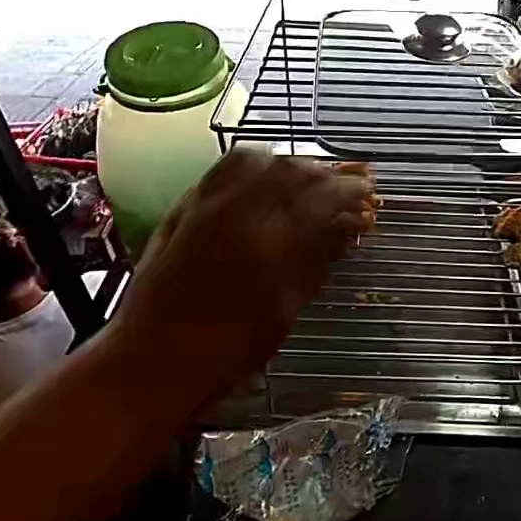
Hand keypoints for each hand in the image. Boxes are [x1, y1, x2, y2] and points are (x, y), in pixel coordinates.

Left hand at [108, 149, 370, 397]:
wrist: (151, 360)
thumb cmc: (227, 349)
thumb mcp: (284, 308)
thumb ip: (315, 261)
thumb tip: (344, 231)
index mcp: (268, 239)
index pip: (320, 196)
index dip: (349, 190)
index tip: (368, 193)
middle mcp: (236, 209)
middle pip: (290, 170)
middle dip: (325, 174)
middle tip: (345, 187)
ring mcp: (205, 203)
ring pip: (256, 160)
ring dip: (289, 165)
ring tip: (308, 180)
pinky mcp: (184, 206)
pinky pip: (224, 168)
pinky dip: (252, 166)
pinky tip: (263, 181)